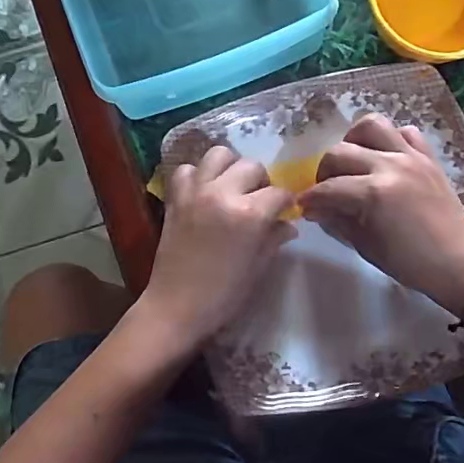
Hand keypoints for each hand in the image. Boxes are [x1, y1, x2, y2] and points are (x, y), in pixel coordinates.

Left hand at [140, 145, 295, 343]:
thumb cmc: (223, 294)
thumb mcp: (257, 268)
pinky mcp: (175, 198)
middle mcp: (222, 194)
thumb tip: (288, 225)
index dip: (287, 202)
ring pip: (218, 155)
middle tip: (260, 200)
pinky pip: (186, 169)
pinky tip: (204, 191)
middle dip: (261, 181)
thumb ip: (273, 239)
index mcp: (249, 214)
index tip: (287, 210)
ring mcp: (195, 192)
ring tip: (232, 186)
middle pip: (251, 166)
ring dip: (230, 167)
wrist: (176, 307)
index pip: (278, 193)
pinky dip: (197, 175)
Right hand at [299, 115, 463, 316]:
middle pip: (341, 152)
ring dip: (353, 141)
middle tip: (326, 190)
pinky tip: (384, 159)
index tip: (303, 207)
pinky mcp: (428, 157)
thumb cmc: (410, 262)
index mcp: (374, 193)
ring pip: (371, 126)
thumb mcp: (366, 245)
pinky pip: (405, 132)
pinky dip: (390, 140)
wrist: (458, 262)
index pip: (329, 188)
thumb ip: (338, 220)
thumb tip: (316, 208)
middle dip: (325, 172)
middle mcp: (391, 166)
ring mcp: (412, 157)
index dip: (311, 199)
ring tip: (353, 162)